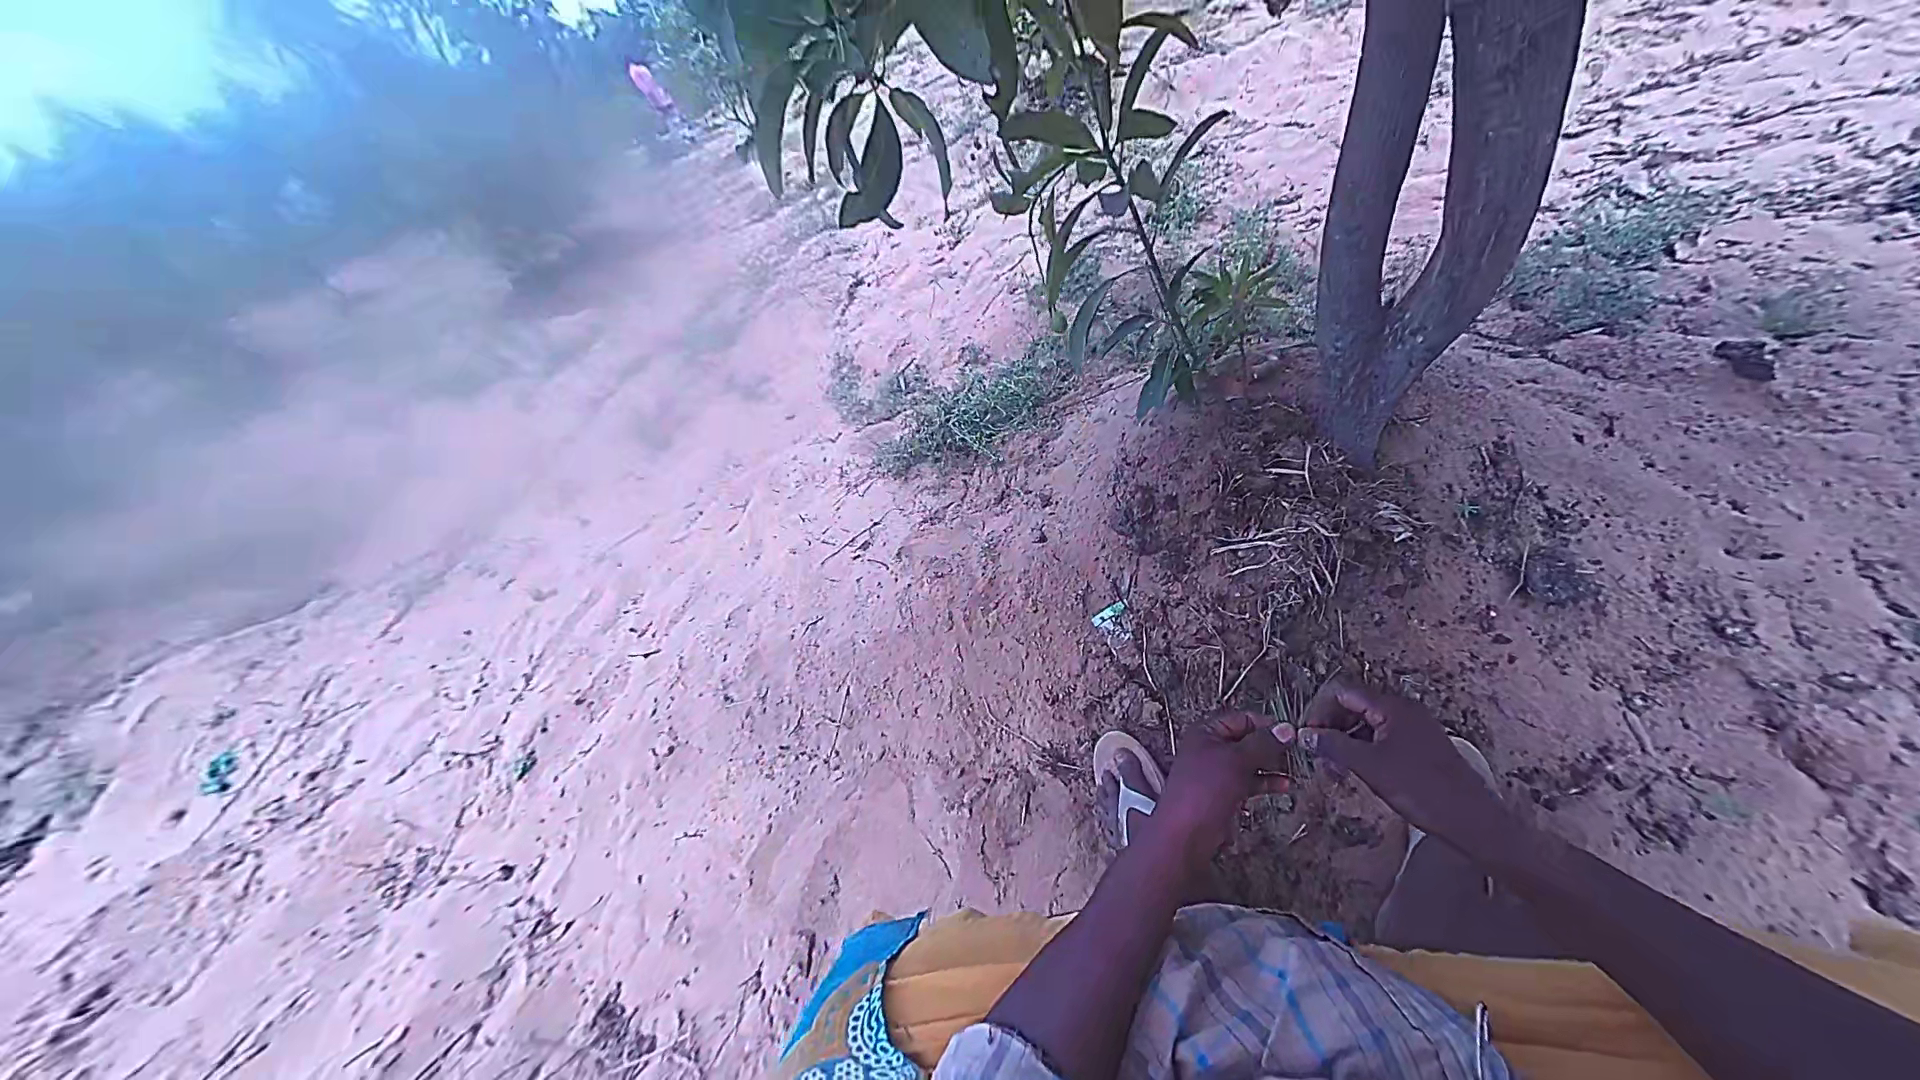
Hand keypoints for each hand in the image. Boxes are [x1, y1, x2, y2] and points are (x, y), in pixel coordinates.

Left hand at [1145, 711, 1289, 869]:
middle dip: (1271, 745)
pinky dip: (1266, 782)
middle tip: (1299, 752)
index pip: (1241, 719)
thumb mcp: (1236, 760)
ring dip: (1272, 765)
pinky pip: (1249, 781)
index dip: (1266, 724)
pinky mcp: (1225, 792)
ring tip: (1296, 769)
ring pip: (1250, 762)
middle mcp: (1210, 748)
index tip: (1293, 733)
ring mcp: (1218, 771)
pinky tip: (1285, 786)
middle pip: (1247, 740)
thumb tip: (1287, 728)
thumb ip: (1262, 744)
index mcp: (1206, 732)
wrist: (1186, 832)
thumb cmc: (1206, 788)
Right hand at [1300, 676, 1509, 847]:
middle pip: (1354, 706)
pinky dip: (1364, 747)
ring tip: (1334, 764)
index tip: (1308, 735)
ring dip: (1346, 738)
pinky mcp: (1420, 746)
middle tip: (1317, 751)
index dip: (1319, 711)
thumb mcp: (1368, 766)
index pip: (1342, 693)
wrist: (1474, 822)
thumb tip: (1303, 735)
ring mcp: (1415, 728)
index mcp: (1392, 708)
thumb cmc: (1420, 789)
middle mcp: (1404, 711)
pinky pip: (1382, 736)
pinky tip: (1357, 768)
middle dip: (1331, 725)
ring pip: (1367, 723)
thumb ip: (1332, 745)